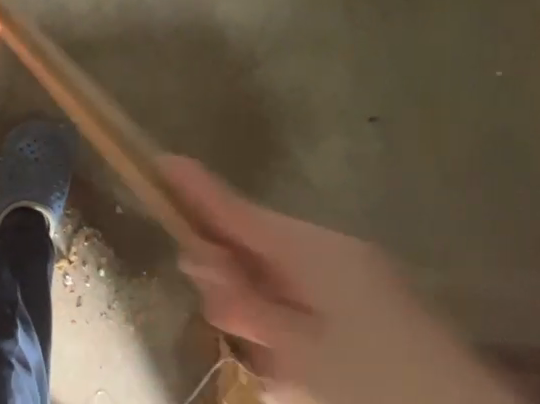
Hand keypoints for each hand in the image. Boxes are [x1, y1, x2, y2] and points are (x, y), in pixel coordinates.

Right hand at [162, 156, 518, 402]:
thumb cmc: (378, 379)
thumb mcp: (300, 346)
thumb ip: (246, 301)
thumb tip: (198, 257)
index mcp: (314, 251)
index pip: (239, 211)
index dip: (197, 189)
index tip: (161, 161)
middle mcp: (334, 255)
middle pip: (257, 248)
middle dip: (232, 274)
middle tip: (227, 315)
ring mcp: (358, 282)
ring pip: (283, 284)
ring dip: (266, 314)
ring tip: (279, 363)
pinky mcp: (375, 312)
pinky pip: (312, 307)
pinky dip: (295, 332)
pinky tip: (303, 371)